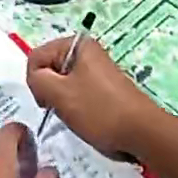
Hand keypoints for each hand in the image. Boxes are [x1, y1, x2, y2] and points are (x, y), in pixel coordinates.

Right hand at [26, 36, 168, 159]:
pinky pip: (77, 93)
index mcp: (77, 44)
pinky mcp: (104, 88)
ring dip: (63, 101)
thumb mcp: (59, 94)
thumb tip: (37, 78)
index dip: (36, 81)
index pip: (36, 57)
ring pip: (62, 83)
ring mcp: (96, 70)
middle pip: (49, 68)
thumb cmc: (99, 110)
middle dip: (50, 91)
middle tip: (62, 109)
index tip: (47, 102)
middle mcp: (87, 52)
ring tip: (77, 115)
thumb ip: (37, 80)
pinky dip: (76, 106)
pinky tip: (86, 118)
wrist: (142, 133)